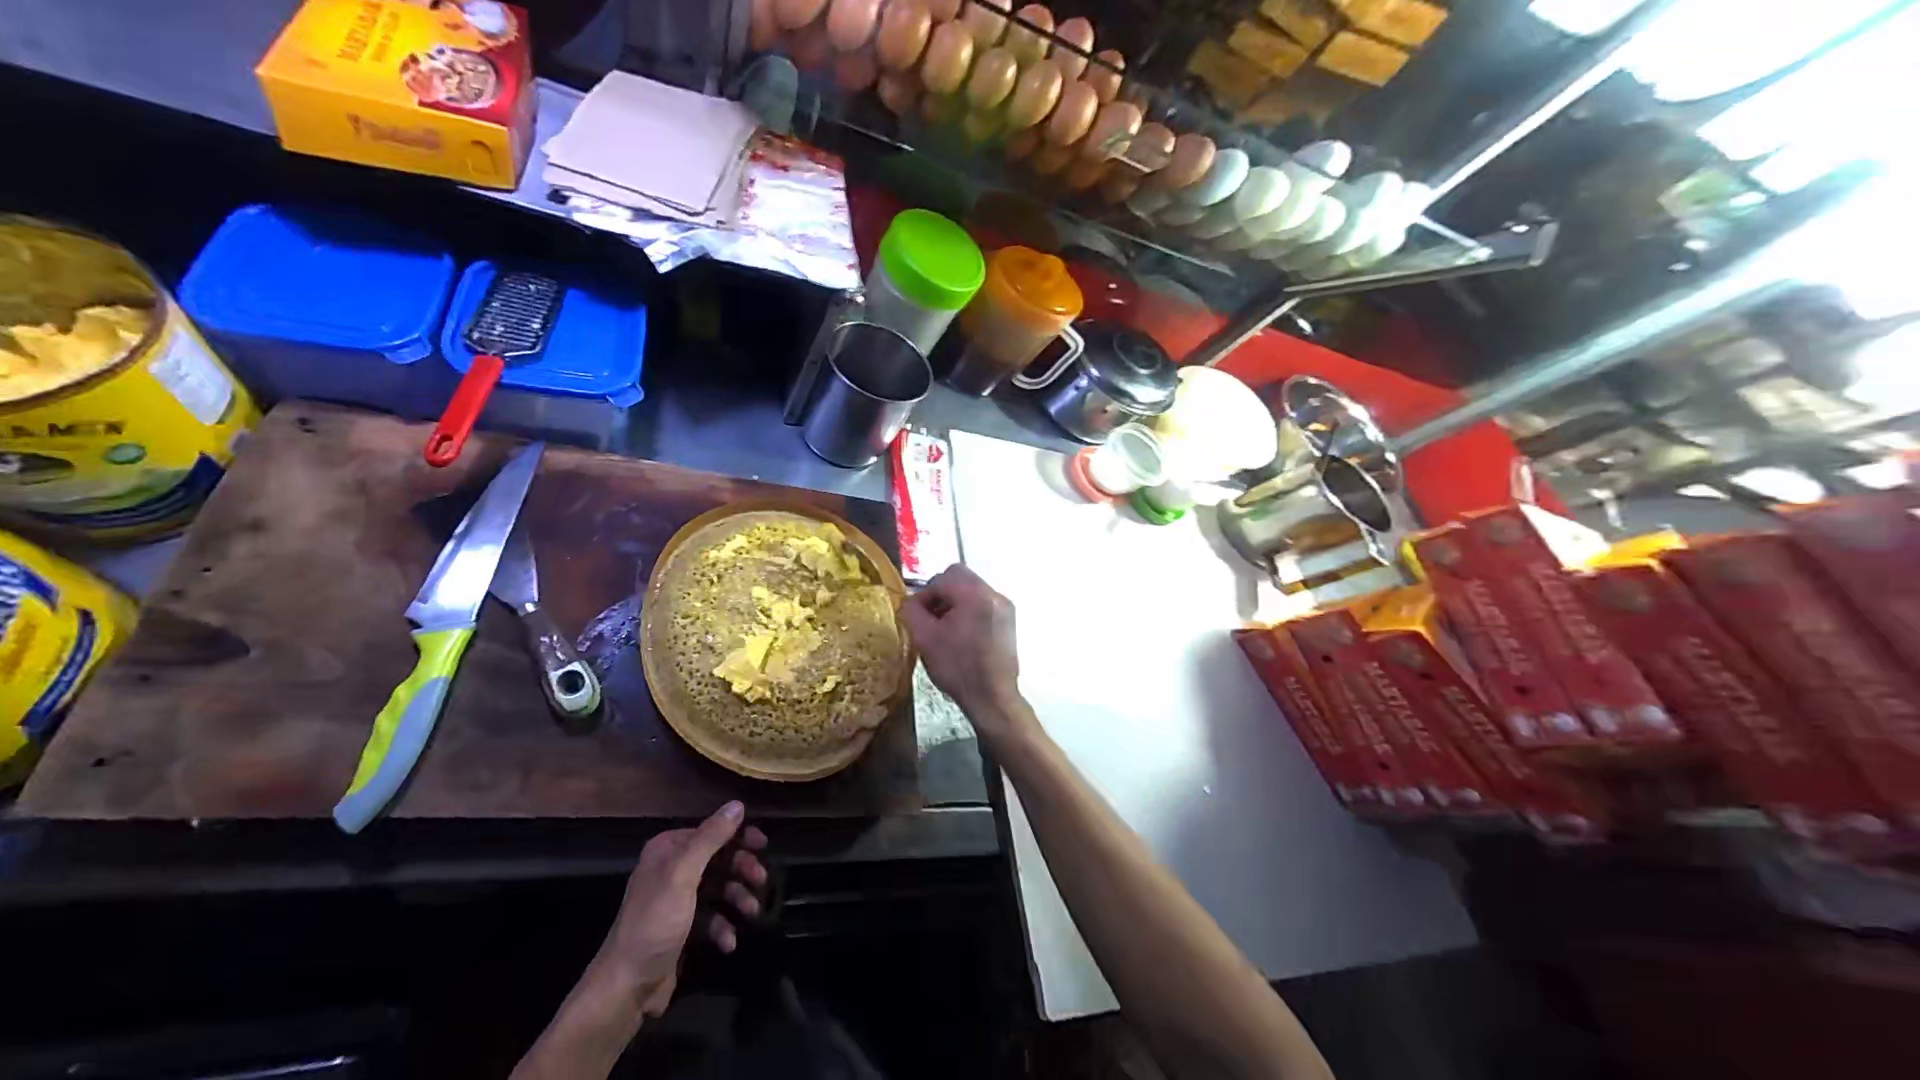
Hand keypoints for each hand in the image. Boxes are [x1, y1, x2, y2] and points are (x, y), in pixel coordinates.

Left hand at [594, 801, 768, 1017]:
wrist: (627, 987)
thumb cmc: (655, 923)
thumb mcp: (683, 875)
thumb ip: (710, 838)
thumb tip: (737, 804)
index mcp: (667, 851)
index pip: (710, 832)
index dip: (738, 836)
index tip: (763, 845)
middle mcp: (671, 870)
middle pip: (718, 860)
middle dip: (741, 870)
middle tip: (761, 881)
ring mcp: (676, 901)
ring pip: (718, 889)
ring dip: (737, 900)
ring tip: (751, 914)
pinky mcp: (681, 929)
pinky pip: (711, 918)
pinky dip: (723, 927)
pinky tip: (728, 942)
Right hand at [902, 566, 1024, 725]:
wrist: (992, 697)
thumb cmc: (957, 668)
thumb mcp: (925, 639)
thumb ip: (912, 611)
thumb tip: (911, 601)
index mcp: (975, 595)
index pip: (942, 578)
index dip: (924, 594)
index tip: (918, 615)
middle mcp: (994, 594)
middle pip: (960, 577)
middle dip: (941, 593)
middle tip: (930, 617)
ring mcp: (1004, 607)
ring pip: (972, 589)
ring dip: (955, 601)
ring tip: (945, 628)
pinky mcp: (1008, 620)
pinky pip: (983, 602)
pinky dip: (969, 610)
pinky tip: (961, 634)